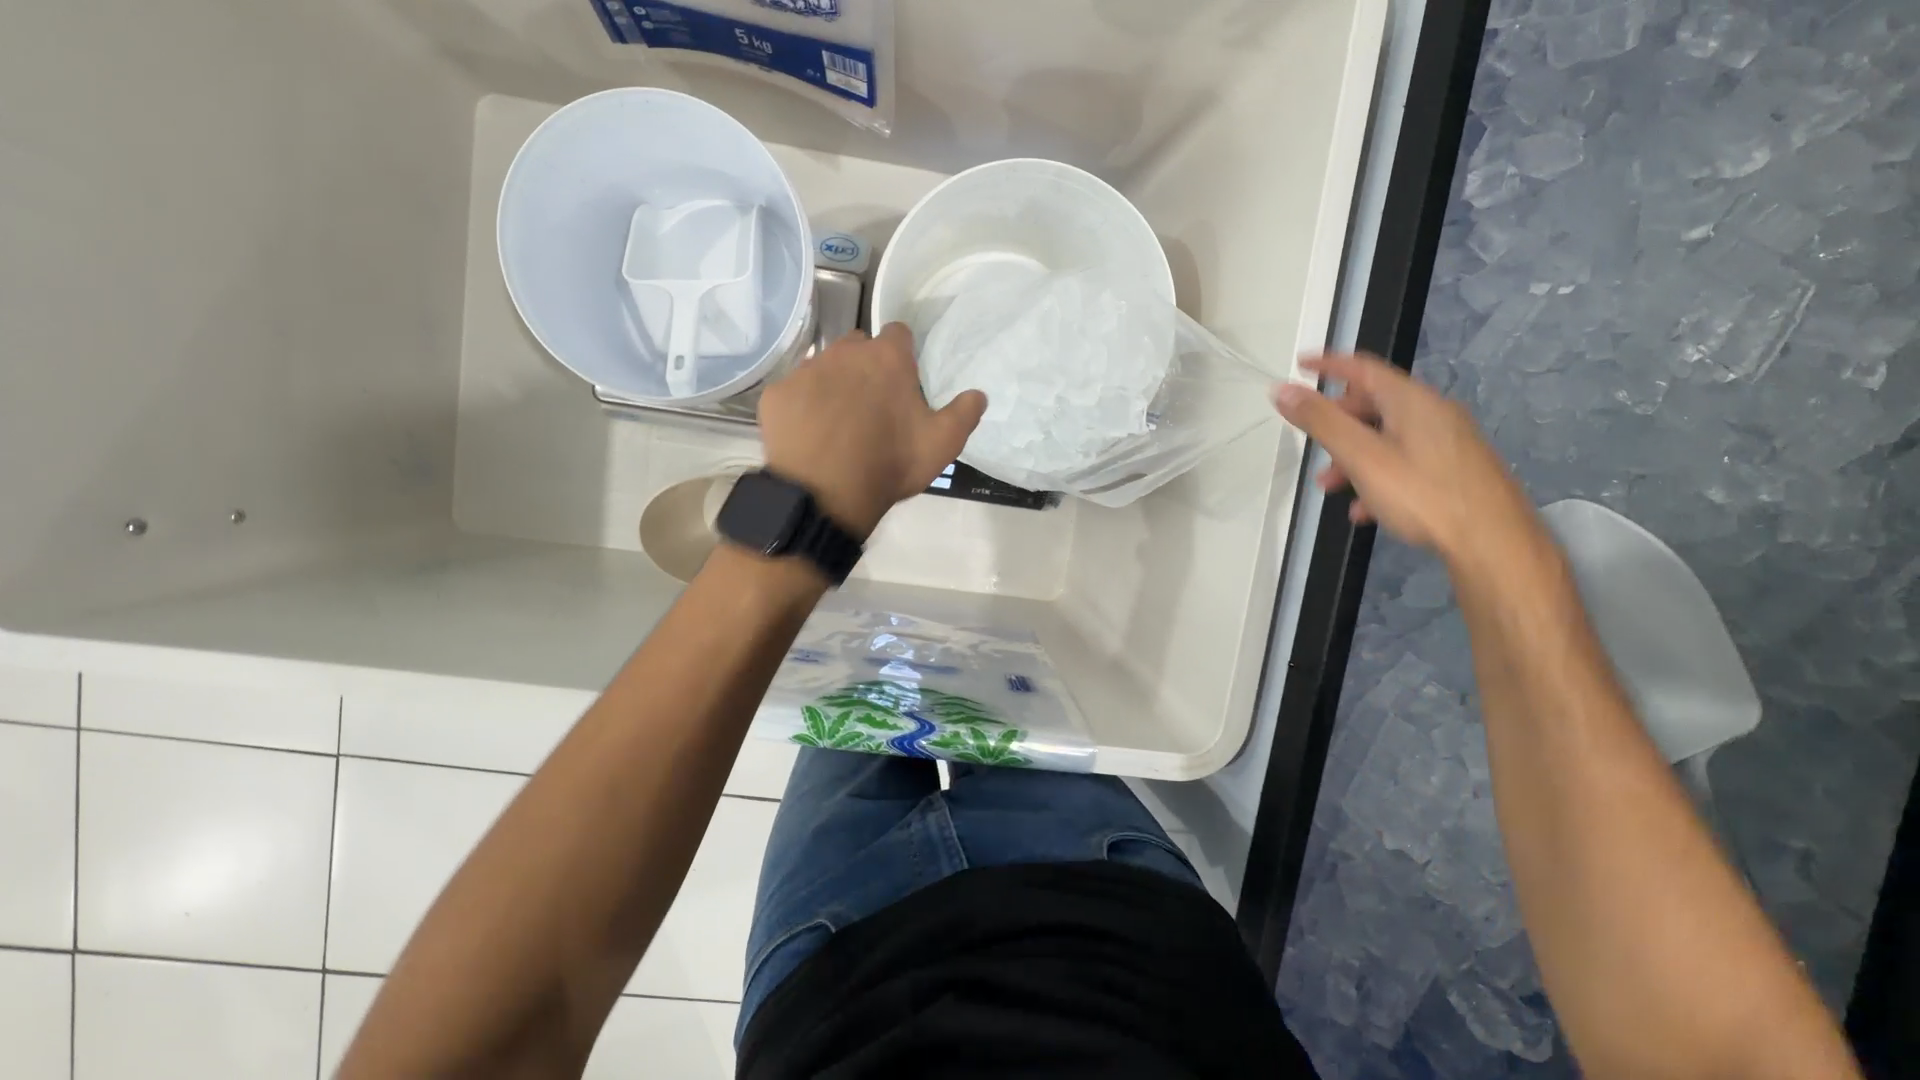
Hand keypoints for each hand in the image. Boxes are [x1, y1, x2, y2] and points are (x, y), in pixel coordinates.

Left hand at [759, 324, 986, 539]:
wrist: (823, 494)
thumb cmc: (889, 463)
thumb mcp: (942, 445)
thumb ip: (964, 414)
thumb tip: (978, 394)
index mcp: (887, 358)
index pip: (899, 333)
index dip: (903, 353)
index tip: (904, 380)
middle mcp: (844, 352)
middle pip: (858, 346)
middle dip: (865, 366)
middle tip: (871, 404)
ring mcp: (806, 370)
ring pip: (823, 366)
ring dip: (832, 384)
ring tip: (837, 422)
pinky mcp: (777, 394)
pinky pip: (793, 392)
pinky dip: (801, 407)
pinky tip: (808, 434)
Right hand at [1272, 353, 1545, 570]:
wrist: (1493, 541)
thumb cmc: (1423, 495)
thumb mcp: (1362, 457)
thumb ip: (1321, 422)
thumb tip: (1283, 390)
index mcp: (1411, 400)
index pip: (1362, 368)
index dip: (1328, 365)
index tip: (1300, 365)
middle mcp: (1434, 413)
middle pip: (1374, 405)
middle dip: (1337, 425)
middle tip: (1312, 443)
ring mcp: (1449, 442)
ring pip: (1389, 439)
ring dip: (1353, 458)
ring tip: (1331, 488)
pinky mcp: (1457, 471)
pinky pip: (1407, 463)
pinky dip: (1380, 477)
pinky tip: (1367, 510)